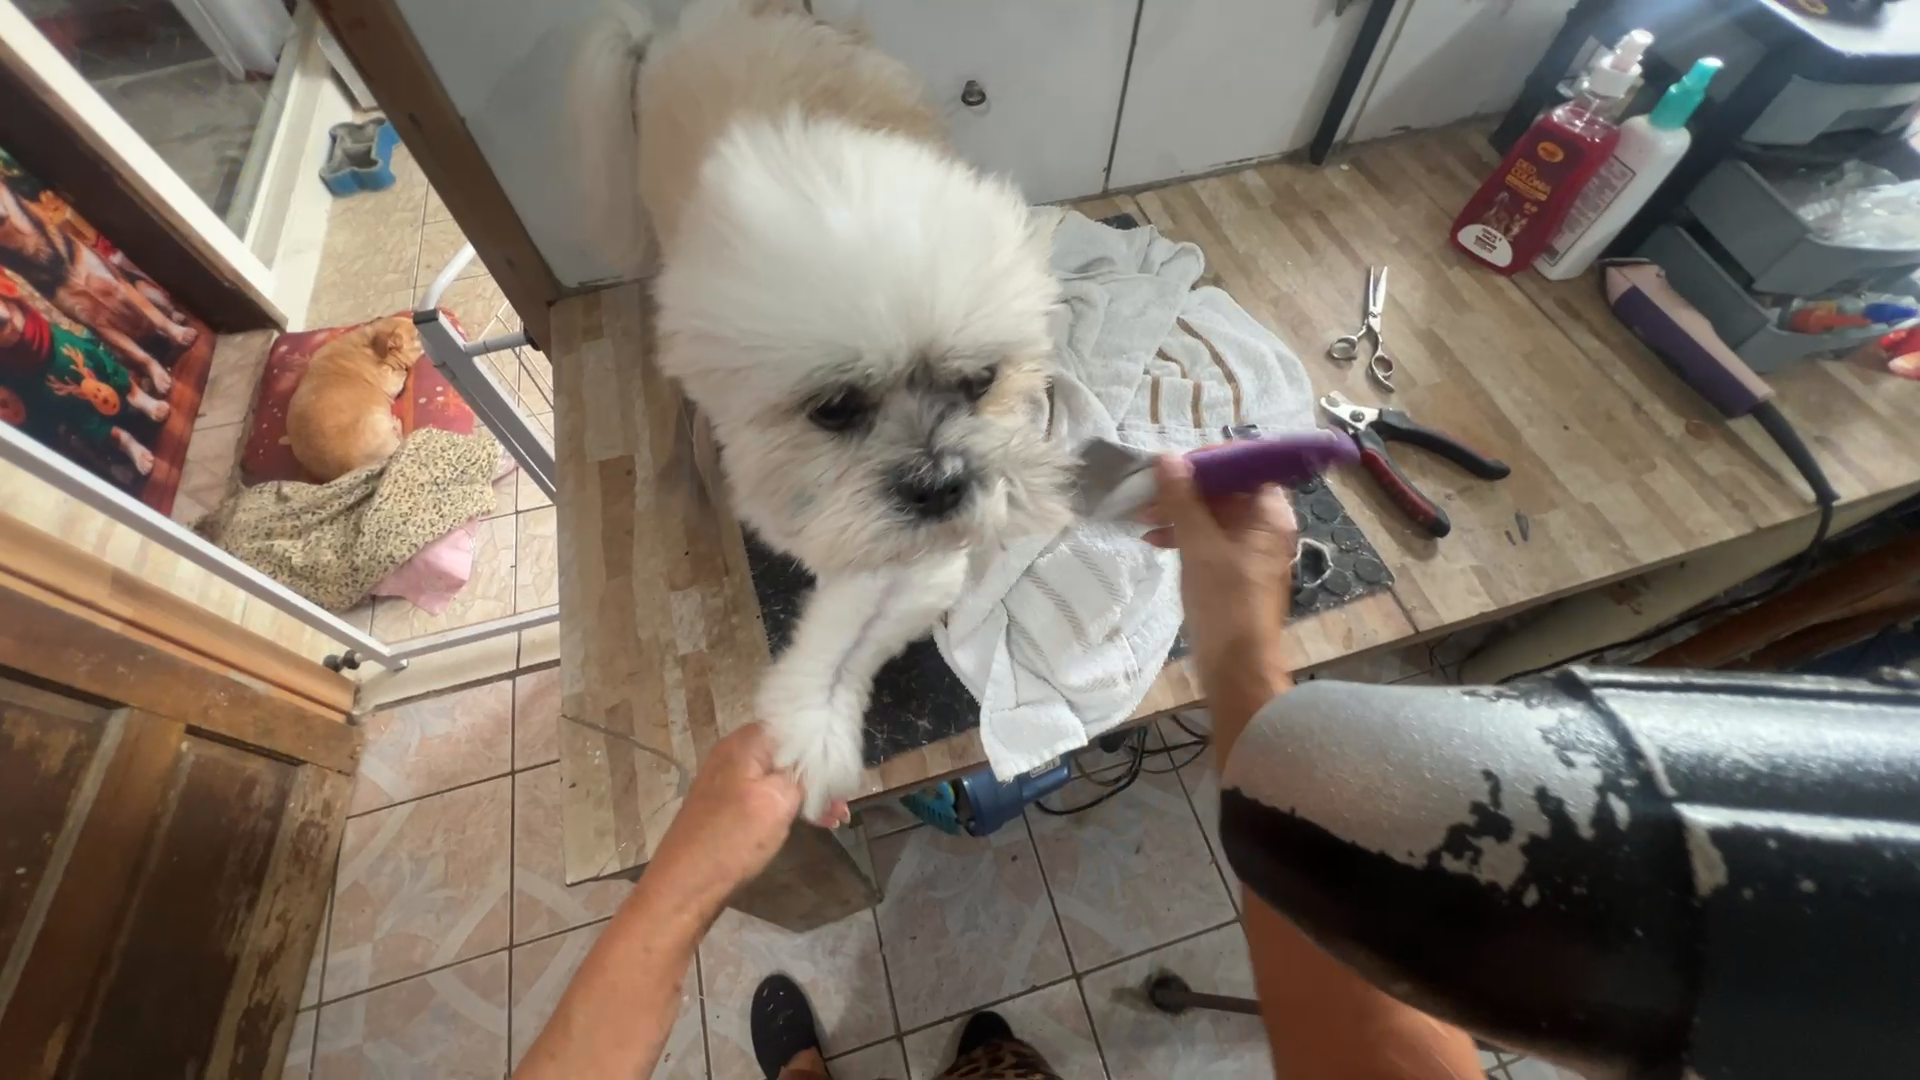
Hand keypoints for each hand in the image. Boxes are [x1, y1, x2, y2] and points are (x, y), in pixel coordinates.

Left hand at [648, 723, 836, 901]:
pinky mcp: (730, 805)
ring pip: (782, 775)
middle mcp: (736, 754)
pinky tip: (815, 821)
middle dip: (819, 772)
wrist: (683, 889)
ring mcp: (731, 780)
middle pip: (790, 751)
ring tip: (836, 816)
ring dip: (809, 791)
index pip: (794, 724)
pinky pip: (769, 793)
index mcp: (745, 743)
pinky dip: (791, 804)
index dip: (823, 740)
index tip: (846, 760)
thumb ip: (803, 773)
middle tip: (844, 798)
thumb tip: (821, 757)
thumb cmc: (732, 840)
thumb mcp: (778, 801)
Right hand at [1144, 454, 1295, 754]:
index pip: (1244, 467)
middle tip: (1148, 495)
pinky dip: (1183, 535)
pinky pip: (1207, 539)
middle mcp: (1264, 526)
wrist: (1235, 666)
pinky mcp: (1232, 570)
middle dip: (1184, 489)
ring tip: (1142, 518)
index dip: (1208, 462)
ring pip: (1212, 515)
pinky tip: (1154, 540)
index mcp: (1269, 514)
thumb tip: (1166, 458)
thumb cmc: (1225, 601)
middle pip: (1225, 491)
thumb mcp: (1199, 545)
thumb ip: (1182, 499)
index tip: (1172, 466)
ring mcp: (1249, 549)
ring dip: (1178, 513)